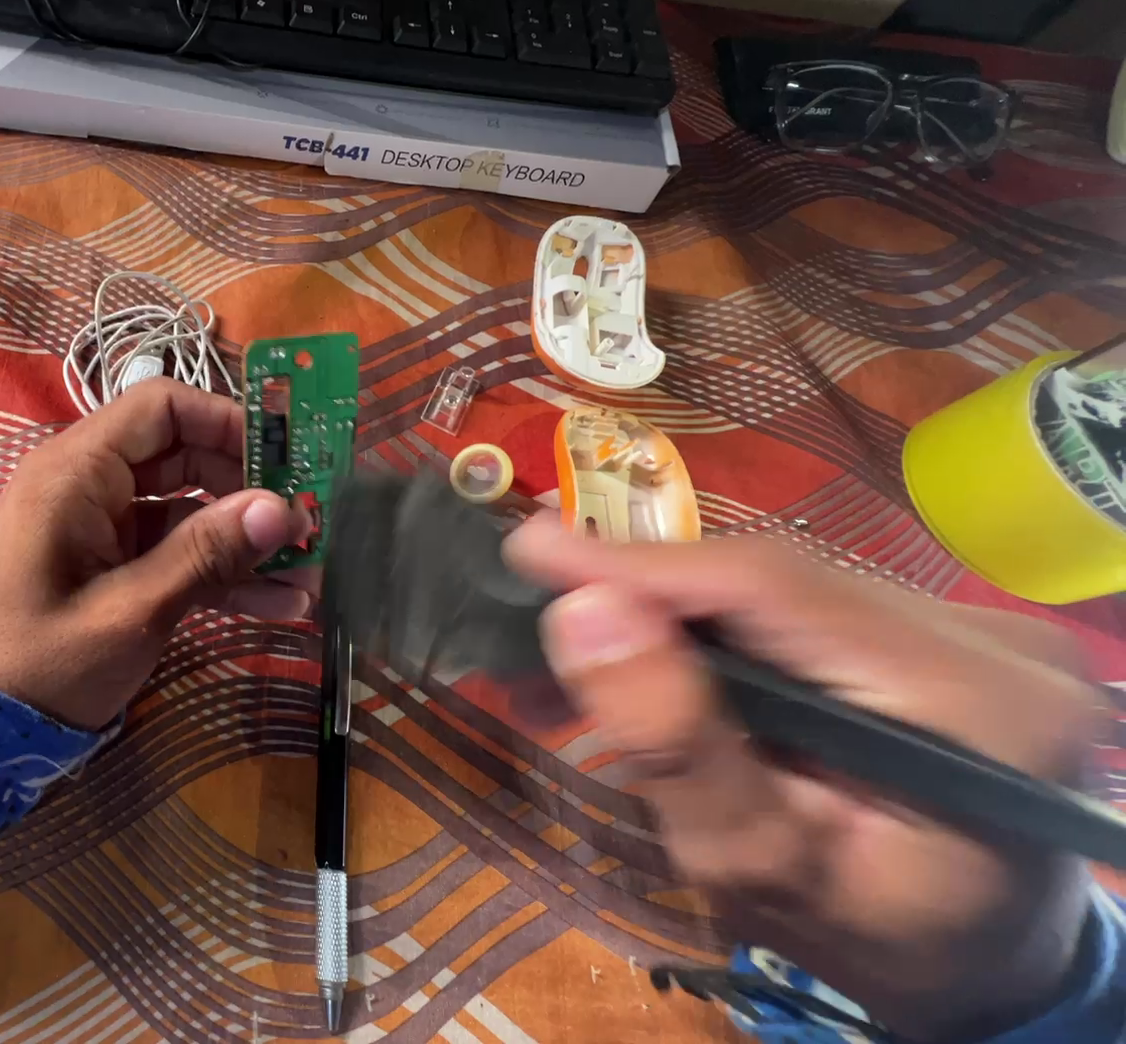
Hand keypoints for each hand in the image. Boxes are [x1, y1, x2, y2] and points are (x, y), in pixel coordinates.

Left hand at [0, 378, 312, 729]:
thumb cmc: (36, 662)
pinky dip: (220, 574)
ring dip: (246, 542)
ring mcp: (103, 528)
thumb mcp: (126, 612)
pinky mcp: (113, 567)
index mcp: (77, 472)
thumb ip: (203, 556)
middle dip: (251, 491)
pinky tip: (278, 605)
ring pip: (189, 510)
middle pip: (186, 457)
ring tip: (309, 577)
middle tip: (311, 526)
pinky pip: (175, 553)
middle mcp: (91, 486)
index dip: (228, 421)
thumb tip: (282, 508)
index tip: (287, 459)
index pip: (161, 408)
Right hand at [503, 520, 1100, 1042]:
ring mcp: (952, 623)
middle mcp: (978, 635)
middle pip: (755, 579)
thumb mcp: (748, 857)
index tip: (526, 550)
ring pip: (751, 585)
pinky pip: (767, 603)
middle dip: (626, 597)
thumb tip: (584, 612)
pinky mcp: (911, 625)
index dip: (633, 562)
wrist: (961, 950)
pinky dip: (685, 628)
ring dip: (646, 616)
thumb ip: (673, 744)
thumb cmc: (859, 931)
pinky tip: (631, 658)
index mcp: (970, 696)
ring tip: (560, 661)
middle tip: (522, 622)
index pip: (765, 585)